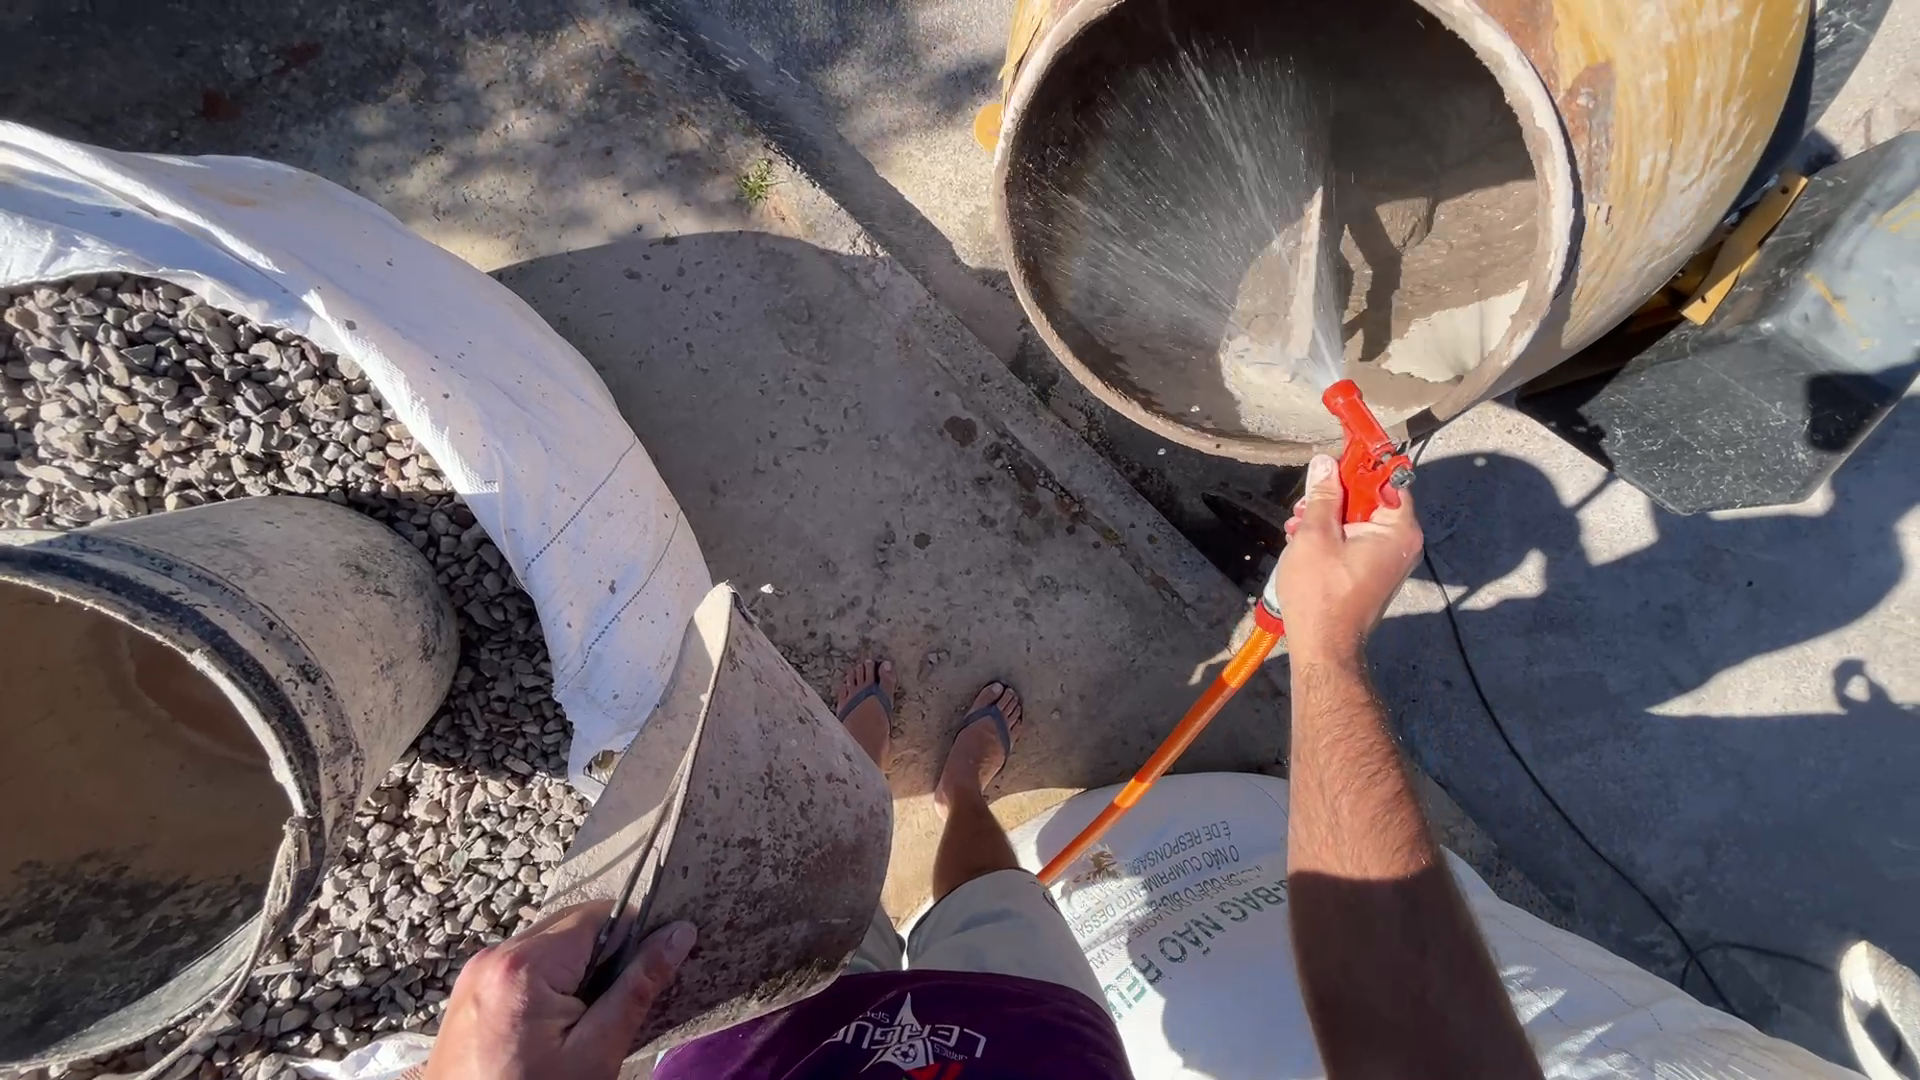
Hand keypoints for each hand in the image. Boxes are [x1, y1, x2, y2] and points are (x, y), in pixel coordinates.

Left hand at [423, 902, 696, 1079]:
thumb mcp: (596, 1053)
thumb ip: (639, 986)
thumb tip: (682, 931)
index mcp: (525, 964)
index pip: (602, 916)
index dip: (632, 940)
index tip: (642, 979)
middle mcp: (495, 956)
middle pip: (575, 926)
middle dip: (603, 956)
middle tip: (610, 1008)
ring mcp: (477, 974)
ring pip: (553, 944)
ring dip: (577, 971)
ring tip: (580, 1022)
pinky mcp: (470, 994)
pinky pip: (527, 965)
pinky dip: (550, 983)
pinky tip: (553, 1026)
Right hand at [1274, 453, 1422, 664]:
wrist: (1323, 644)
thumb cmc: (1320, 591)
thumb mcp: (1313, 535)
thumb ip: (1321, 496)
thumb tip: (1324, 463)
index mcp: (1397, 529)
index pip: (1387, 480)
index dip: (1360, 465)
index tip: (1336, 455)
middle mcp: (1401, 543)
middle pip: (1370, 499)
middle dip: (1333, 497)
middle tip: (1303, 505)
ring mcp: (1388, 560)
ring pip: (1357, 521)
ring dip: (1326, 518)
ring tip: (1296, 528)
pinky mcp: (1372, 573)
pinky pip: (1354, 541)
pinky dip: (1331, 537)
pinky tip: (1303, 544)